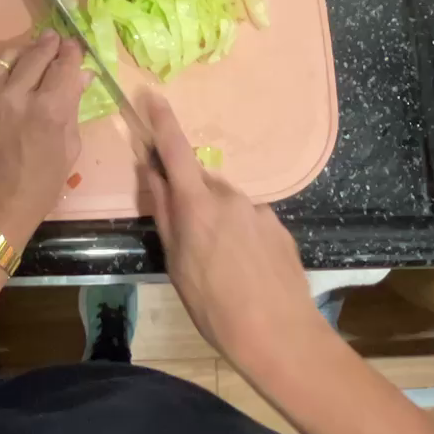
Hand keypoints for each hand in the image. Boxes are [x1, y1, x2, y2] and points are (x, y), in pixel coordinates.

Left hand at [0, 31, 88, 245]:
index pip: (64, 64)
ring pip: (10, 57)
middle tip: (56, 40)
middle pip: (38, 54)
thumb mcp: (68, 149)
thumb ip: (73, 108)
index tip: (74, 47)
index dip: (72, 52)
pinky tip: (10, 72)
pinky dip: (4, 68)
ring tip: (33, 52)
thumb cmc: (39, 186)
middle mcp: (19, 95)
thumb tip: (81, 77)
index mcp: (50, 110)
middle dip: (51, 44)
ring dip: (25, 51)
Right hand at [141, 93, 324, 368]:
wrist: (282, 337)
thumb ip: (164, 213)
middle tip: (188, 243)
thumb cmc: (215, 307)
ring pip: (227, 205)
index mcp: (198, 205)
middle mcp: (230, 197)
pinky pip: (250, 221)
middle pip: (201, 184)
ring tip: (220, 268)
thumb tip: (152, 174)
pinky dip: (240, 236)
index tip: (152, 95)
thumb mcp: (176, 264)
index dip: (162, 121)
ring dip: (217, 222)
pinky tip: (245, 271)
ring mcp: (259, 210)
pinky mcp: (279, 227)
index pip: (175, 150)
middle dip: (191, 199)